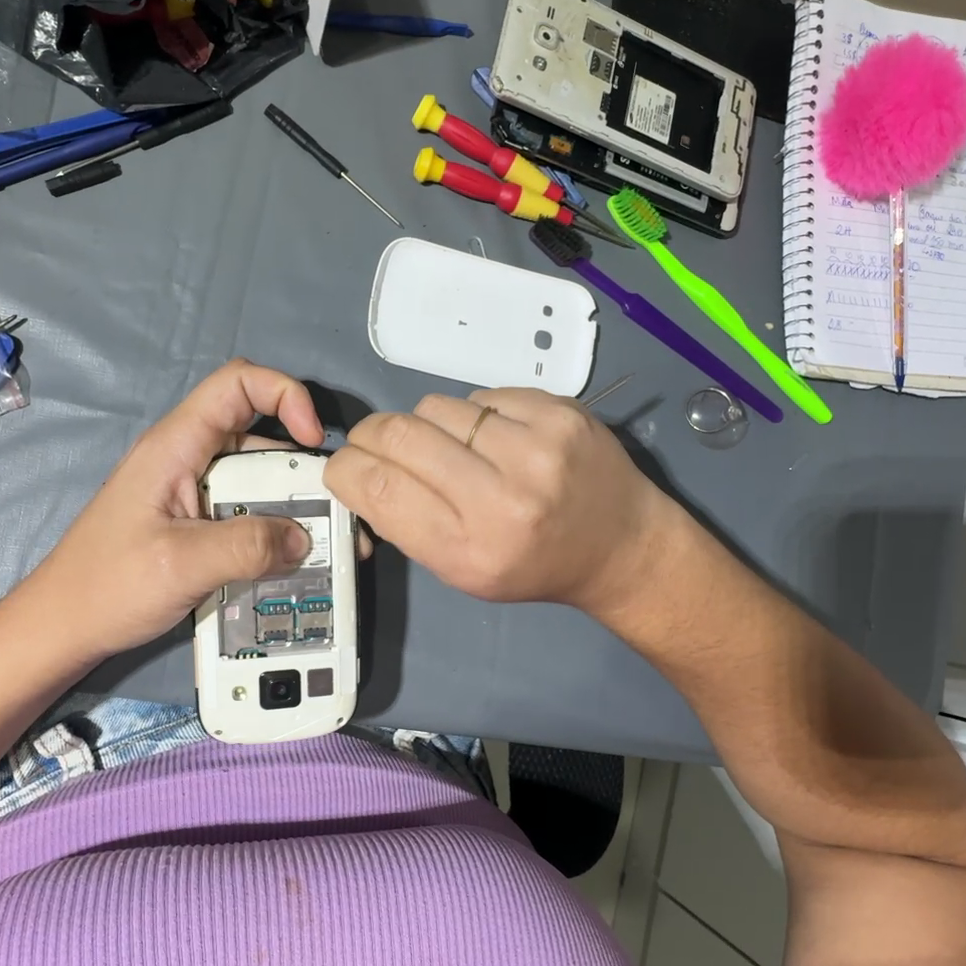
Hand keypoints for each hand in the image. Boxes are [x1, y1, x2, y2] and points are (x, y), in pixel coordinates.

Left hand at [13, 359, 327, 669]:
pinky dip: (274, 531)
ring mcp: (192, 493)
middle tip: (335, 512)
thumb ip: (247, 546)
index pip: (237, 384)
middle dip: (302, 470)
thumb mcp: (181, 564)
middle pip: (259, 438)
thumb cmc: (107, 587)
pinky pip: (247, 513)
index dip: (284, 395)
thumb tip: (303, 539)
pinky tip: (292, 562)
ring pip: (258, 481)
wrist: (62, 628)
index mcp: (176, 446)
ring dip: (293, 507)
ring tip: (327, 544)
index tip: (312, 440)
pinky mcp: (196, 524)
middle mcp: (188, 460)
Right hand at [324, 388, 670, 615]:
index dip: (345, 469)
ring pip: (434, 406)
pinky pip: (480, 395)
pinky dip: (473, 413)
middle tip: (378, 444)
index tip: (346, 468)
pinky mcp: (559, 412)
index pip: (378, 488)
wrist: (620, 544)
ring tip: (452, 447)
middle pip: (398, 435)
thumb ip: (407, 521)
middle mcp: (502, 499)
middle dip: (372, 436)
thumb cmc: (532, 566)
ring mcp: (536, 449)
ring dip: (427, 424)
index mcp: (469, 550)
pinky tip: (496, 437)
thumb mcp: (460, 570)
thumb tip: (358, 469)